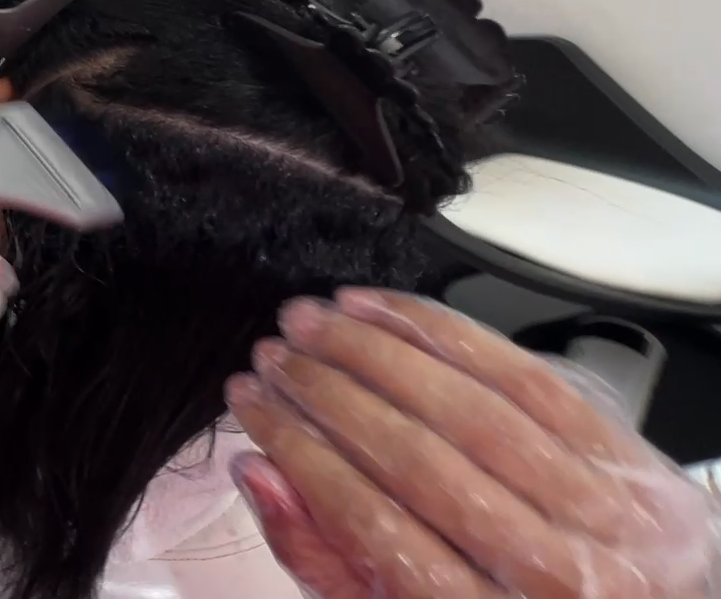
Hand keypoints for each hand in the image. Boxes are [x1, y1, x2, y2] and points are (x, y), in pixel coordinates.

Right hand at [228, 289, 719, 598]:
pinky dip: (434, 328)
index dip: (292, 446)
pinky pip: (521, 375)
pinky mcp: (630, 458)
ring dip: (367, 348)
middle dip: (323, 391)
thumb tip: (254, 470)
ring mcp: (609, 516)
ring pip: (466, 408)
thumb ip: (315, 554)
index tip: (246, 399)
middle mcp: (563, 577)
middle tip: (270, 355)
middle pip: (416, 459)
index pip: (368, 519)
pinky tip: (369, 305)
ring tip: (304, 318)